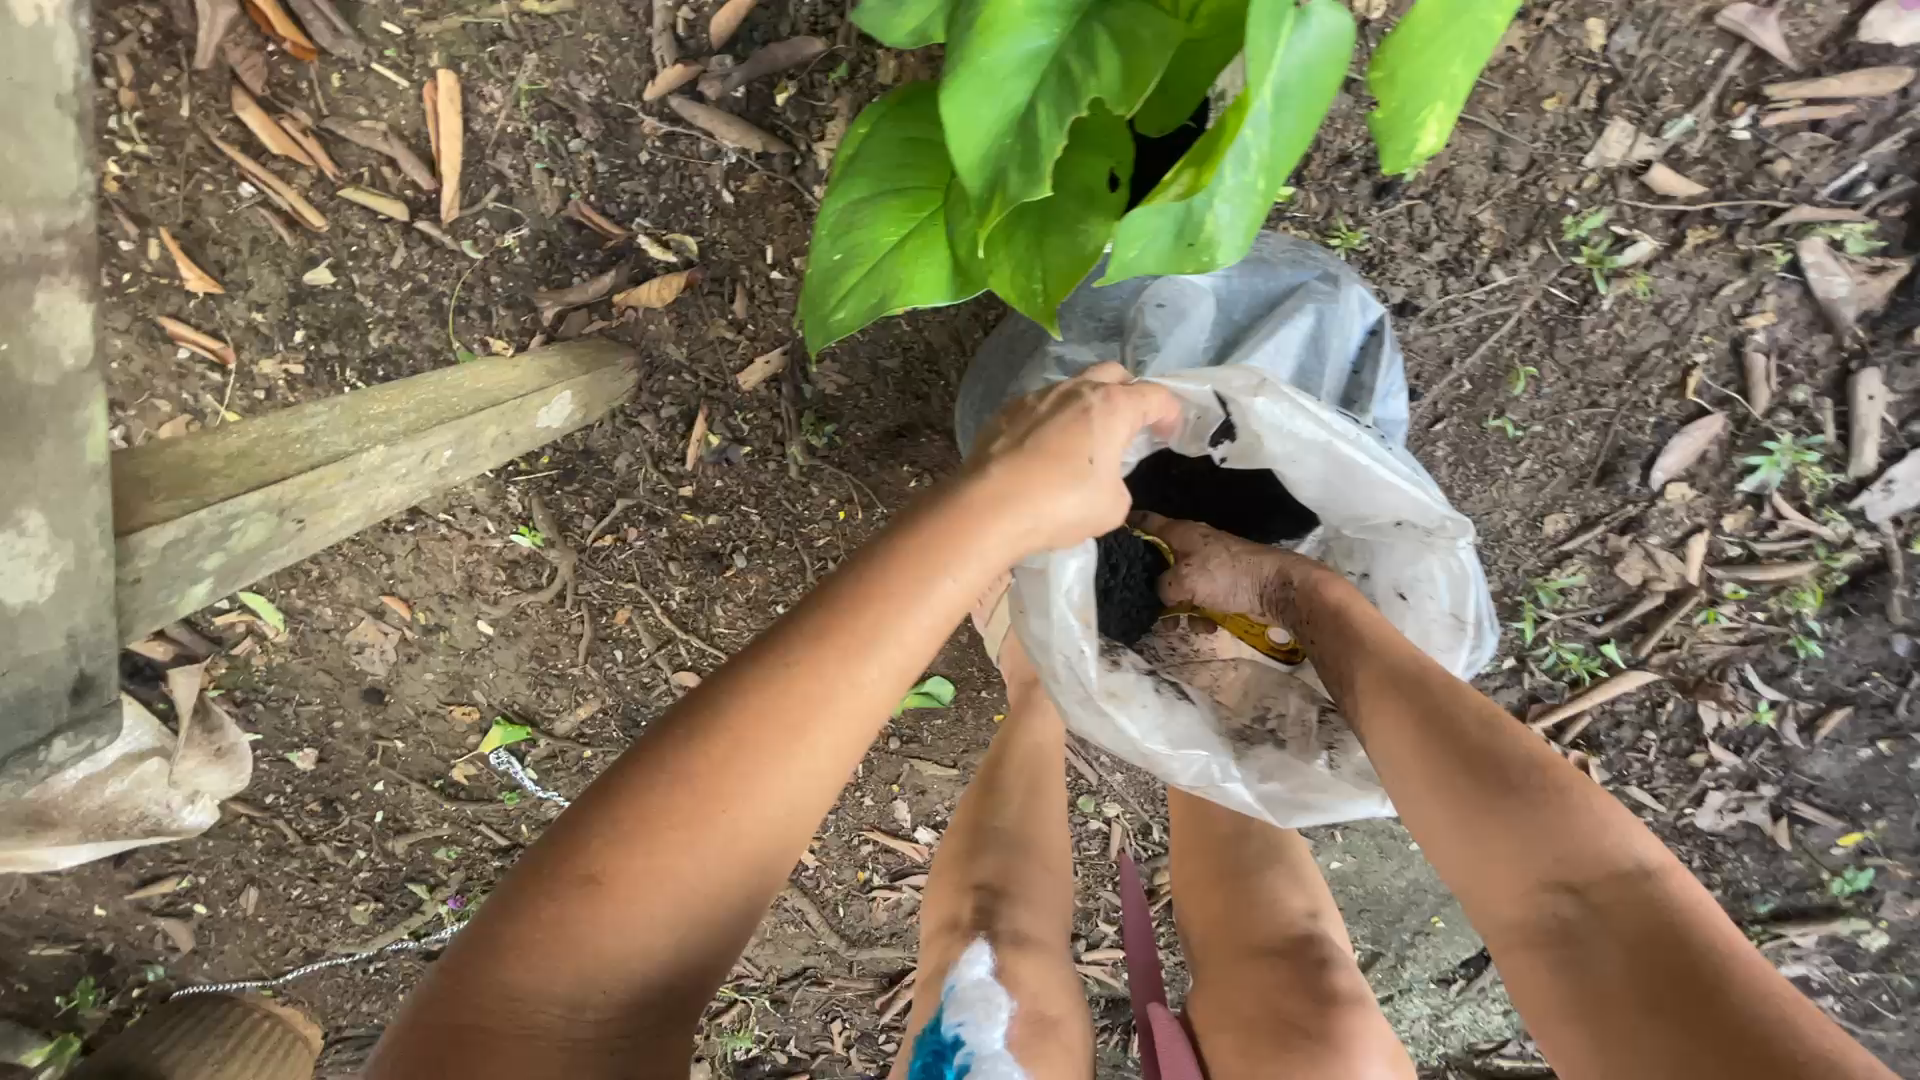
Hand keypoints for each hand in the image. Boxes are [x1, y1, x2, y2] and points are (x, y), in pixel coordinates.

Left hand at [965, 363, 1181, 558]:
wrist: (989, 507)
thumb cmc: (1061, 505)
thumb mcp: (1112, 507)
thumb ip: (1119, 484)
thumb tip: (1104, 480)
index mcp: (1112, 406)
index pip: (1155, 395)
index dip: (1169, 413)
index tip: (1169, 432)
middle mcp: (1075, 390)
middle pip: (1113, 373)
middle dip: (1128, 392)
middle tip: (1129, 424)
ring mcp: (1036, 397)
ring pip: (1071, 387)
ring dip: (1085, 405)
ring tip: (1083, 438)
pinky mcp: (1005, 412)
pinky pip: (1039, 407)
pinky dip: (1051, 421)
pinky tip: (1043, 449)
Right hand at [1129, 512, 1340, 628]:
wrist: (1278, 587)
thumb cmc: (1227, 575)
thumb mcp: (1183, 580)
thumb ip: (1160, 587)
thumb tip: (1160, 596)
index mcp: (1180, 533)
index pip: (1146, 521)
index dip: (1127, 527)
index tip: (1109, 538)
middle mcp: (1193, 544)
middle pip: (1159, 561)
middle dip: (1151, 585)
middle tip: (1140, 603)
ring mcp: (1210, 565)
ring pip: (1179, 586)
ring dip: (1176, 608)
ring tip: (1178, 626)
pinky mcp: (1225, 584)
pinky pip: (1200, 599)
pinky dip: (1200, 614)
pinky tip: (1207, 627)